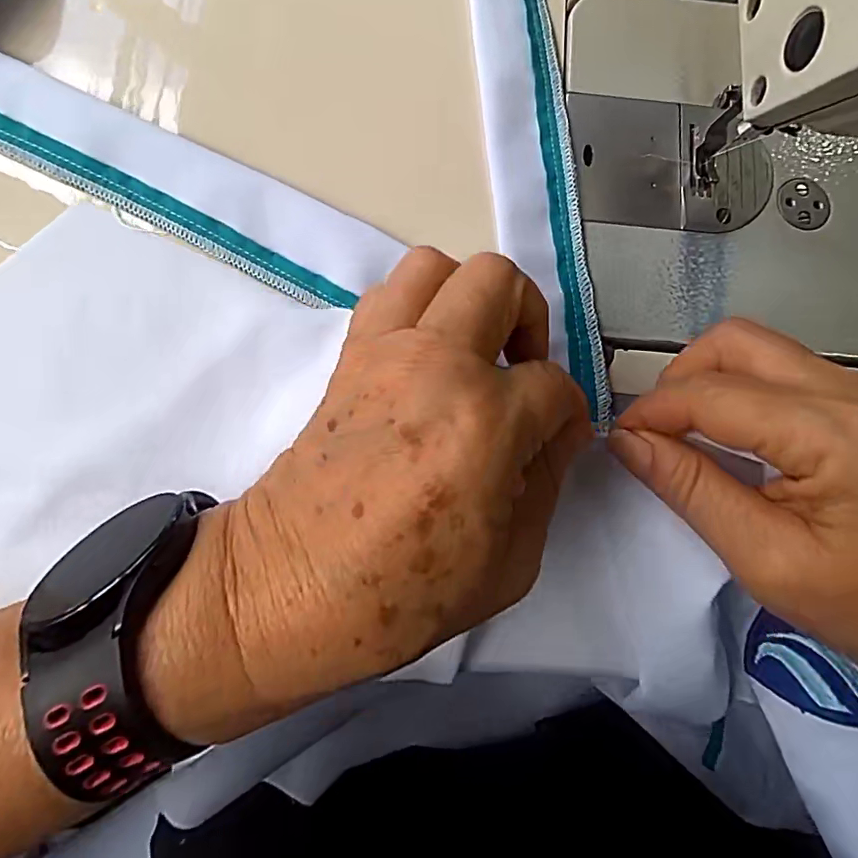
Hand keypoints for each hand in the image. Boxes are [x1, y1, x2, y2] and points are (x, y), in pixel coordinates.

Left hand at [139, 248, 593, 744]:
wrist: (292, 581)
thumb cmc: (404, 592)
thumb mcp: (513, 561)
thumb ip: (545, 477)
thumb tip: (552, 427)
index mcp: (484, 420)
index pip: (553, 382)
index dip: (564, 411)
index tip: (551, 434)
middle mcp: (434, 364)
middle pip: (498, 280)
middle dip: (526, 317)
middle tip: (518, 369)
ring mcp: (383, 351)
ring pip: (433, 265)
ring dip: (465, 296)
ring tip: (469, 351)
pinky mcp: (346, 356)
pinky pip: (385, 294)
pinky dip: (414, 307)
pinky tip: (421, 359)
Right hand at [606, 319, 857, 777]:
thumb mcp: (767, 561)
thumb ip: (689, 488)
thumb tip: (624, 440)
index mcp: (835, 433)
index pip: (710, 394)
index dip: (649, 412)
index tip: (618, 441)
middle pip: (734, 343)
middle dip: (677, 380)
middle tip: (655, 434)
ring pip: (759, 350)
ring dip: (709, 384)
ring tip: (687, 437)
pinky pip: (787, 374)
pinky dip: (743, 394)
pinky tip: (735, 441)